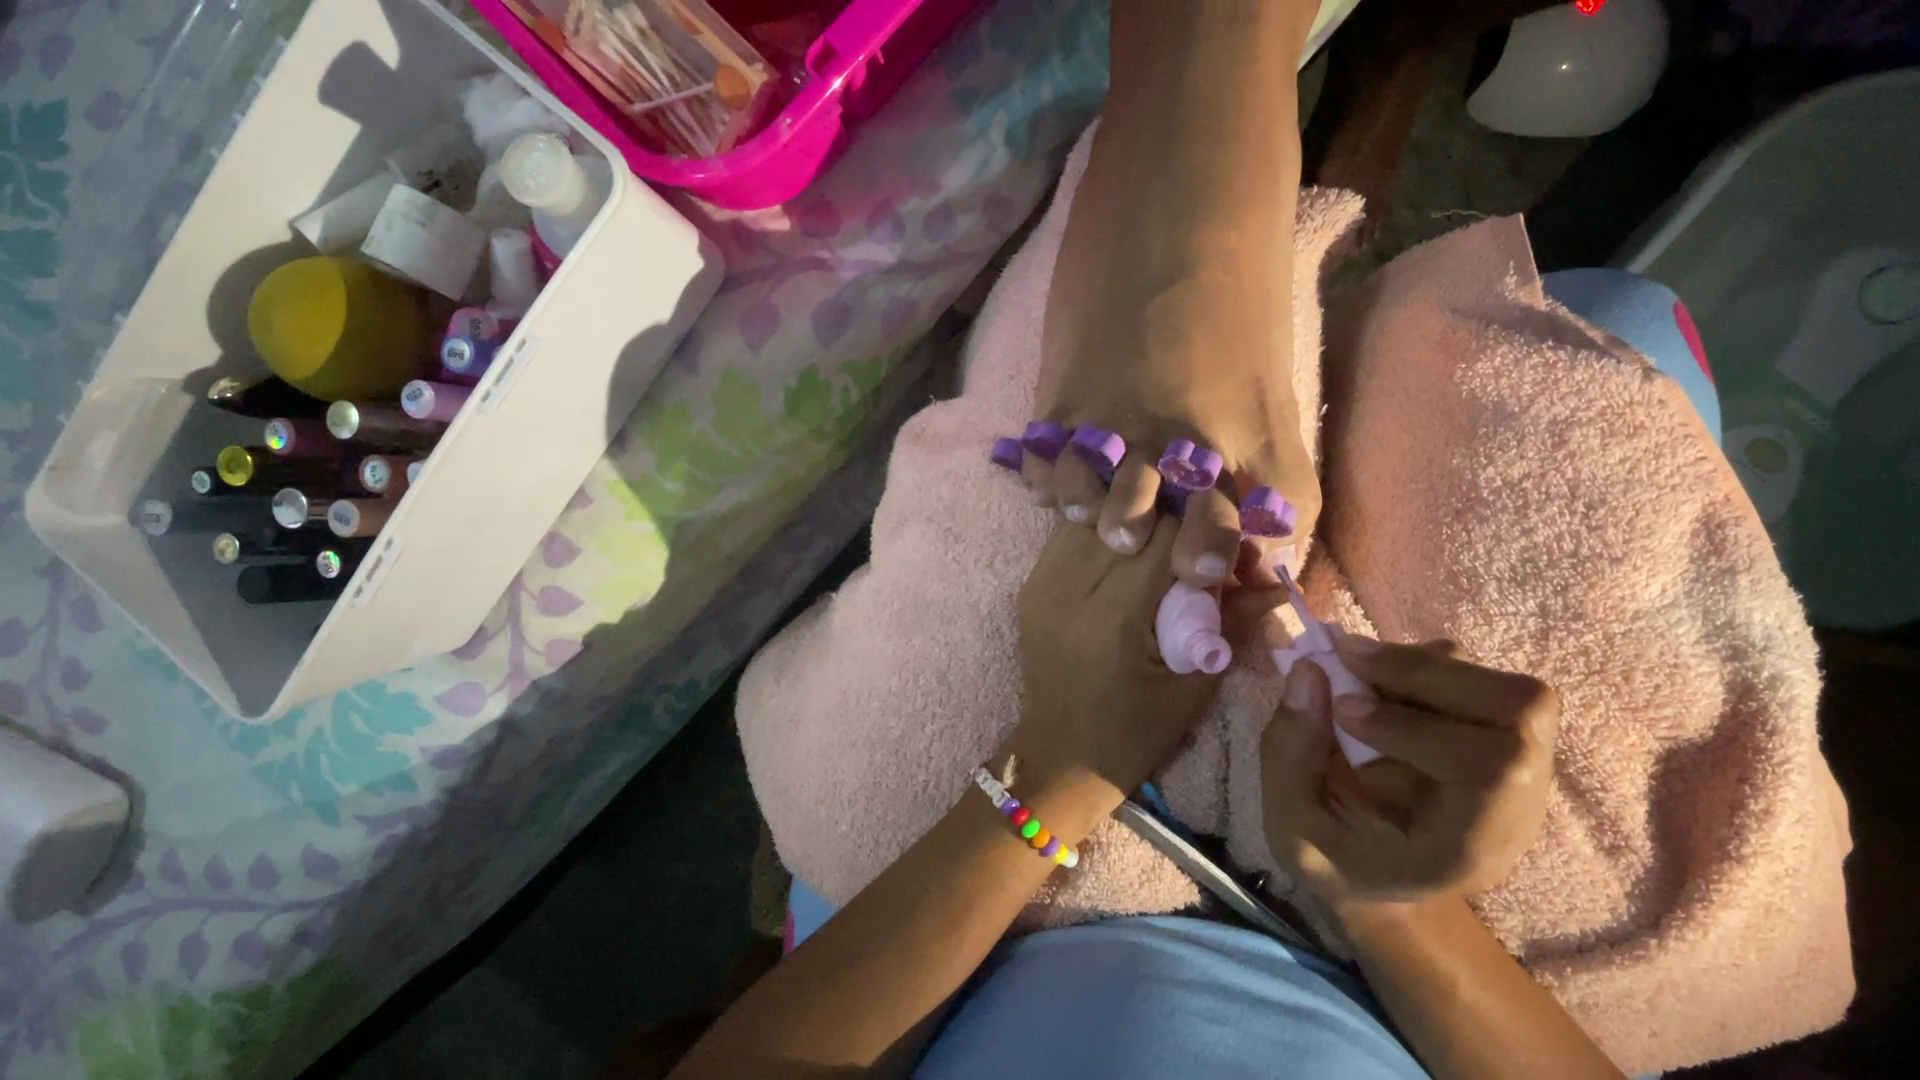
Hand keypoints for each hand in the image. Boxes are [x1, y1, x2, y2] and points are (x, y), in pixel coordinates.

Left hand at [1004, 518, 1228, 815]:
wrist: (1060, 756)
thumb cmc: (1135, 733)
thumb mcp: (1194, 687)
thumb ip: (1232, 626)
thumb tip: (1278, 581)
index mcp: (1116, 618)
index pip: (1169, 536)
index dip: (1201, 535)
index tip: (1217, 554)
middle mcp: (1072, 590)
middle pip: (1132, 517)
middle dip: (1170, 523)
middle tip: (1191, 545)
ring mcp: (1042, 584)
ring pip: (1096, 515)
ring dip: (1132, 521)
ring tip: (1156, 545)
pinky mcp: (1029, 585)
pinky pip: (1069, 536)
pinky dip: (1099, 533)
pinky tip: (1122, 550)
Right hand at [1018, 8, 1322, 589]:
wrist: (1185, 188)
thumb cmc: (1244, 279)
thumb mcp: (1278, 381)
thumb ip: (1269, 464)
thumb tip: (1256, 536)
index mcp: (1256, 442)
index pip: (1252, 553)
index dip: (1237, 586)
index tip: (1225, 600)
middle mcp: (1187, 445)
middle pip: (1167, 547)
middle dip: (1162, 565)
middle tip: (1151, 556)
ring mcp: (1118, 422)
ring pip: (1095, 513)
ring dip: (1097, 519)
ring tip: (1099, 505)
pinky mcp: (1062, 395)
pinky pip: (1047, 469)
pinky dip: (1050, 481)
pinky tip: (1056, 470)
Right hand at [1260, 636, 1558, 905]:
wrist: (1381, 876)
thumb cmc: (1335, 858)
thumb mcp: (1290, 824)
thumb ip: (1288, 753)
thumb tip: (1308, 669)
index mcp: (1469, 843)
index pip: (1490, 768)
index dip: (1416, 726)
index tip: (1341, 710)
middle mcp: (1517, 804)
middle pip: (1519, 711)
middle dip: (1425, 671)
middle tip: (1347, 654)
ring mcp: (1523, 769)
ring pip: (1504, 687)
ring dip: (1423, 664)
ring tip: (1358, 669)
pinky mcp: (1506, 738)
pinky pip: (1485, 681)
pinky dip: (1426, 666)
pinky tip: (1379, 682)